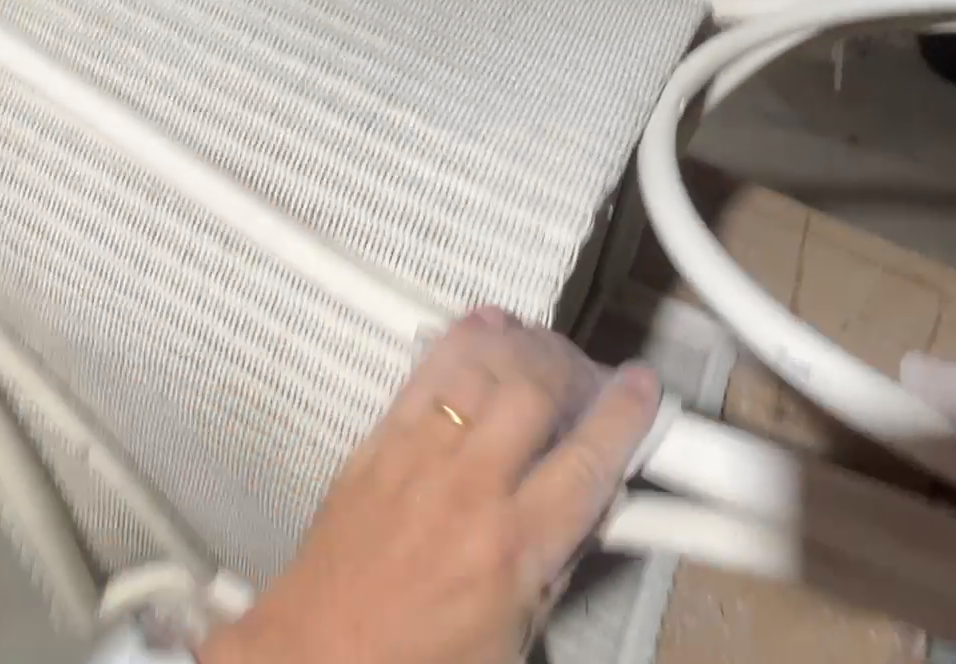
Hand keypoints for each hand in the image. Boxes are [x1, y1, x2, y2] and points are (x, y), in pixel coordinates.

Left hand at [199, 307, 660, 663]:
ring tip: (540, 347)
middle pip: (534, 393)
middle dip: (571, 369)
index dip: (625, 414)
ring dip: (519, 347)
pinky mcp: (378, 440)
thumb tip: (588, 505)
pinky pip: (424, 371)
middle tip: (585, 373)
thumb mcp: (515, 633)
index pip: (588, 460)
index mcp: (510, 548)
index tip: (640, 388)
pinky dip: (458, 340)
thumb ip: (557, 560)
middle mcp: (465, 488)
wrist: (316, 654)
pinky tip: (481, 325)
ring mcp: (417, 454)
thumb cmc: (408, 657)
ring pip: (480, 368)